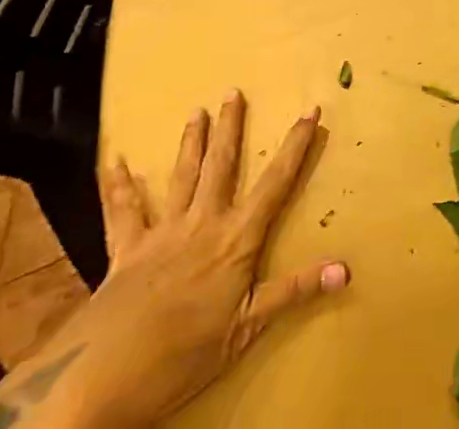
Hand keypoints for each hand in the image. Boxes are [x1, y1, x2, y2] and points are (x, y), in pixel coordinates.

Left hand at [0, 92, 349, 428]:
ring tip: (196, 111)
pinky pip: (123, 210)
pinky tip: (114, 161)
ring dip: (191, 142)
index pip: (275, 184)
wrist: (113, 367)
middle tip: (233, 92)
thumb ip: (294, 291)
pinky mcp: (128, 247)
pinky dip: (118, 185)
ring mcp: (163, 230)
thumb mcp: (250, 326)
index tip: (309, 113)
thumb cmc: (190, 350)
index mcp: (236, 239)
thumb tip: (345, 269)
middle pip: (221, 165)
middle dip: (231, 127)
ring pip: (181, 176)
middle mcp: (202, 222)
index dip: (295, 147)